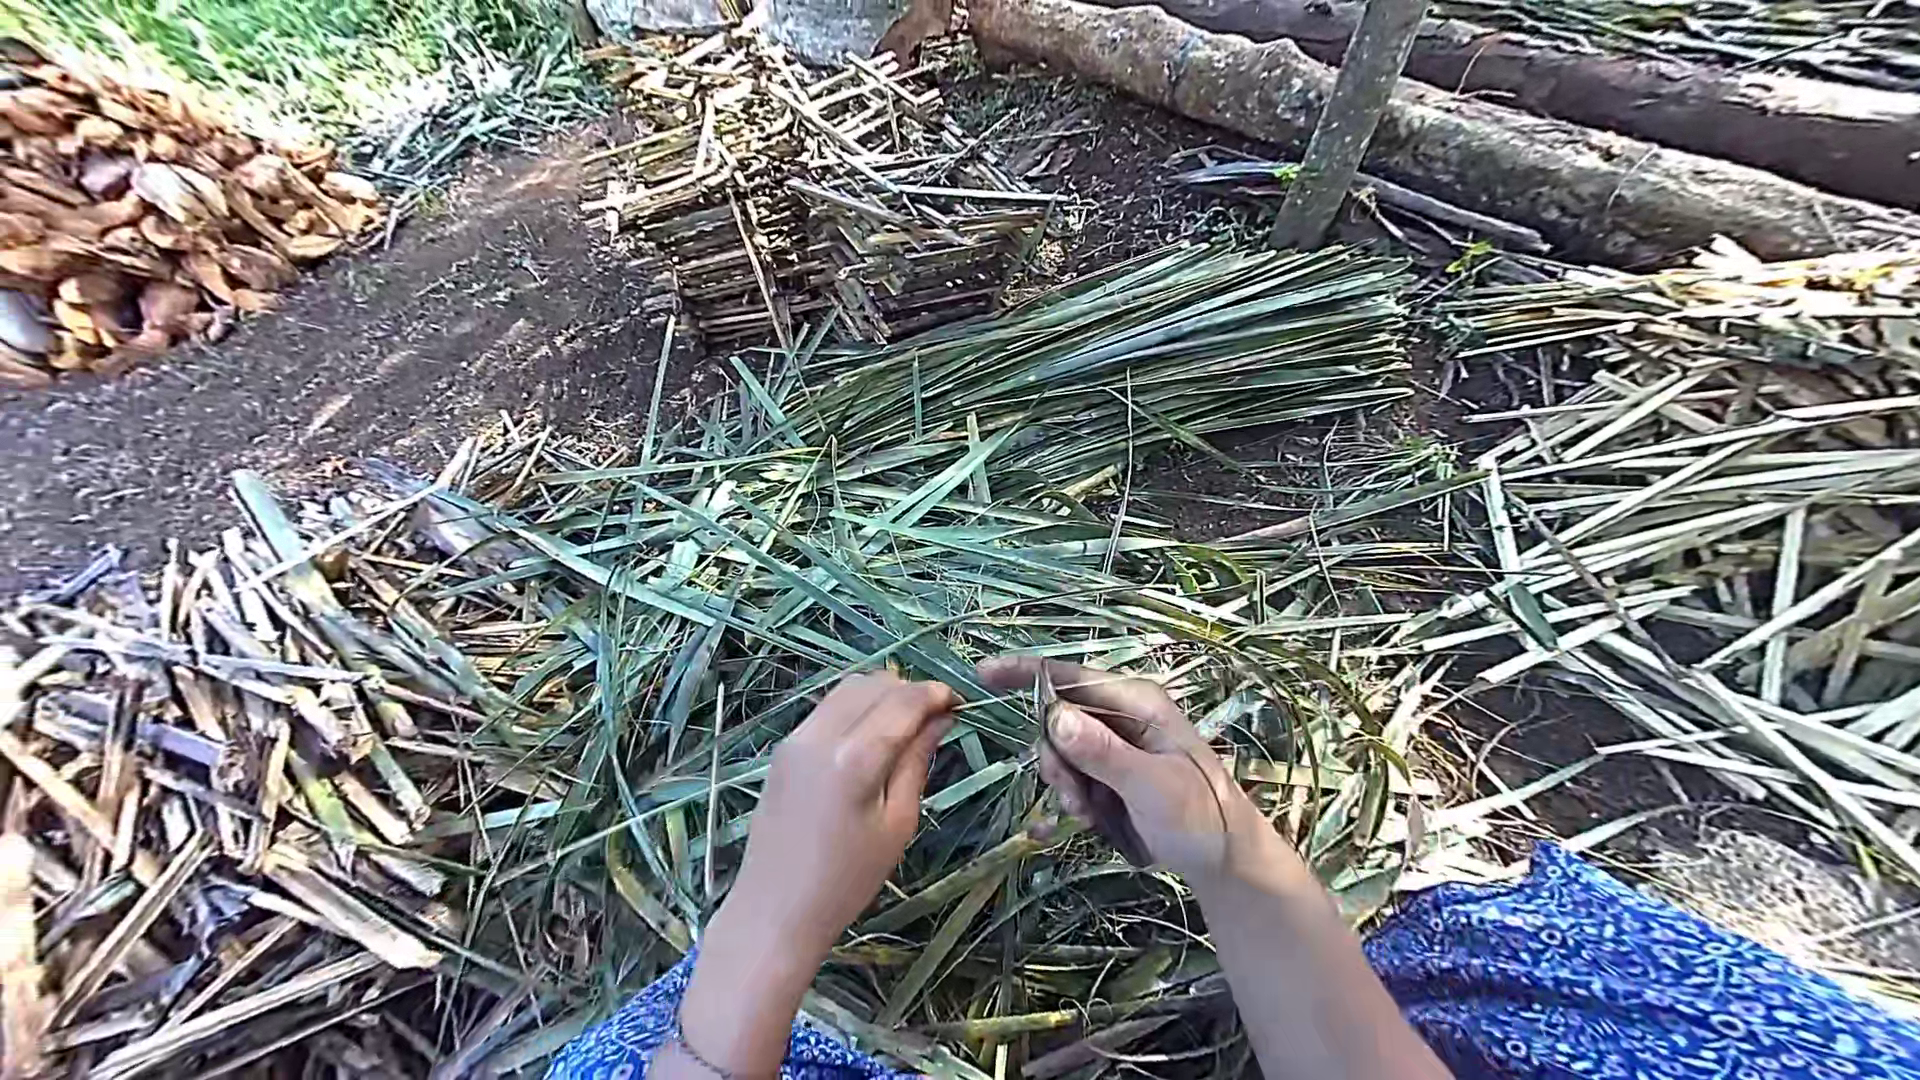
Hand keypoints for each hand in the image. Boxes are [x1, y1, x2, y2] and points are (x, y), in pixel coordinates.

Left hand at [667, 672, 953, 1079]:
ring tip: (906, 720)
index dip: (935, 693)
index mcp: (855, 758)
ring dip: (883, 692)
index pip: (904, 701)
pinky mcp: (784, 745)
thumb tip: (941, 718)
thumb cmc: (847, 879)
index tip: (959, 701)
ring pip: (850, 687)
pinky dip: (857, 704)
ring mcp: (797, 736)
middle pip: (876, 685)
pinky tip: (872, 731)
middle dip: (911, 690)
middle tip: (935, 715)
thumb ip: (917, 760)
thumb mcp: (898, 823)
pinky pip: (829, 705)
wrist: (774, 911)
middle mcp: (822, 734)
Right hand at [977, 656, 1261, 882]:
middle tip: (1072, 793)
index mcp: (1136, 702)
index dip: (1026, 673)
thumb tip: (1054, 716)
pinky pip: (1072, 770)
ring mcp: (1115, 740)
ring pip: (1061, 747)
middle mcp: (1121, 713)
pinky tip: (1093, 816)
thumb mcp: (1152, 786)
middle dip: (1055, 755)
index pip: (1071, 676)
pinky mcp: (1110, 767)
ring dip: (1064, 780)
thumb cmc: (1200, 816)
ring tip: (1088, 811)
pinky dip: (1074, 793)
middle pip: (1059, 716)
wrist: (1225, 861)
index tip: (985, 674)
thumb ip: (1103, 752)